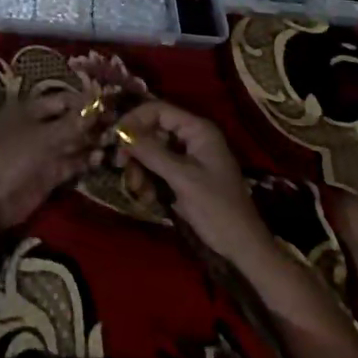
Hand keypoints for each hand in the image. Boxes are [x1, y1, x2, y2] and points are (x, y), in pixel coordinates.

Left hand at [0, 89, 100, 228]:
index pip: (63, 100)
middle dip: (92, 123)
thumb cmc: (11, 155)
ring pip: (74, 143)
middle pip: (70, 122)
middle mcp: (39, 128)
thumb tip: (99, 104)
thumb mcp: (42, 137)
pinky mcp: (50, 174)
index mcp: (30, 110)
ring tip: (114, 143)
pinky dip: (86, 161)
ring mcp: (45, 152)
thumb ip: (72, 124)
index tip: (111, 105)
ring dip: (92, 142)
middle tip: (119, 126)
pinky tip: (101, 159)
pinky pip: (72, 163)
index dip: (86, 102)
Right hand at [113, 100, 270, 259]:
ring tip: (137, 188)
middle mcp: (192, 138)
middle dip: (136, 149)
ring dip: (140, 167)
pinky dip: (148, 179)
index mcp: (198, 130)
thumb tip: (121, 132)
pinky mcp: (184, 175)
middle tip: (120, 166)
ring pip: (151, 150)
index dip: (135, 119)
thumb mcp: (182, 178)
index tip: (115, 138)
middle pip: (152, 130)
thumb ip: (152, 152)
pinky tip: (147, 196)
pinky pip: (157, 167)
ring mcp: (188, 157)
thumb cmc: (217, 208)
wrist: (242, 247)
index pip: (158, 110)